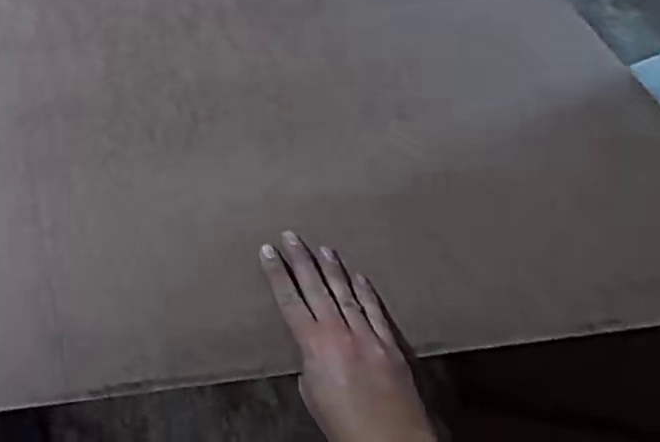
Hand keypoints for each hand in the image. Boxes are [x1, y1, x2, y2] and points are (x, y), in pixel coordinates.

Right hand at [260, 232, 435, 441]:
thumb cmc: (343, 424)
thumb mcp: (311, 392)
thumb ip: (309, 361)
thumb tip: (314, 350)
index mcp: (312, 343)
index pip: (288, 297)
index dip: (276, 272)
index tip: (267, 250)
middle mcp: (337, 333)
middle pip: (315, 287)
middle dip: (301, 259)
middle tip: (291, 236)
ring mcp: (367, 338)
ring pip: (345, 294)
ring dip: (333, 269)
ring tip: (323, 248)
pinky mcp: (391, 349)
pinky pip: (376, 314)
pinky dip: (367, 293)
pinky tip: (359, 277)